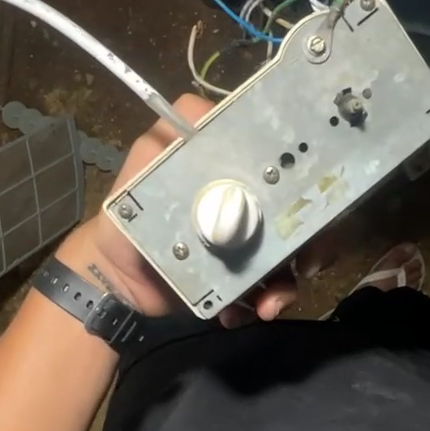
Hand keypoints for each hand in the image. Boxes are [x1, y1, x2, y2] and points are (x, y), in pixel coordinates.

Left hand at [54, 93, 302, 325]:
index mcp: (232, 167)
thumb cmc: (126, 218)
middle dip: (311, 245)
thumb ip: (161, 144)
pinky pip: (270, 287)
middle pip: (303, 214)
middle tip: (303, 268)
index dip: (308, 183)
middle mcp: (250, 199)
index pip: (286, 163)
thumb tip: (195, 115)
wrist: (117, 279)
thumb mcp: (139, 171)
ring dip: (286, 284)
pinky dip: (261, 303)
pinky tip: (236, 314)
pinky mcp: (244, 274)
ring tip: (266, 306)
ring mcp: (251, 240)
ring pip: (292, 256)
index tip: (311, 206)